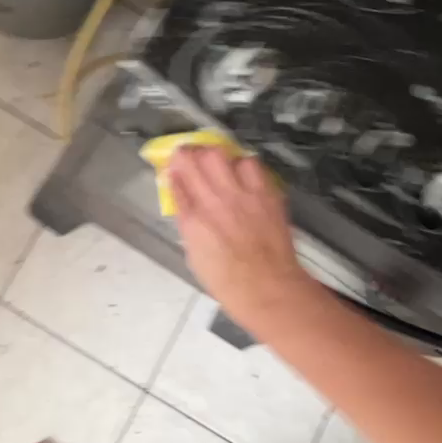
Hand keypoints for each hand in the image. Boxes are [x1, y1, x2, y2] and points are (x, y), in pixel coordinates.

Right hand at [168, 145, 323, 328]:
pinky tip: (243, 176)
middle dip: (191, 153)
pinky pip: (252, 166)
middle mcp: (216, 201)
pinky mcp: (267, 195)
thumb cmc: (228, 282)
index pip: (176, 178)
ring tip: (219, 165)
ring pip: (223, 155)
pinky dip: (244, 166)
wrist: (269, 289)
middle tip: (192, 157)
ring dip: (218, 157)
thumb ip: (188, 223)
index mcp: (194, 220)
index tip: (172, 164)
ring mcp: (243, 196)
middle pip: (198, 158)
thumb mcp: (194, 255)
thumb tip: (185, 203)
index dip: (172, 166)